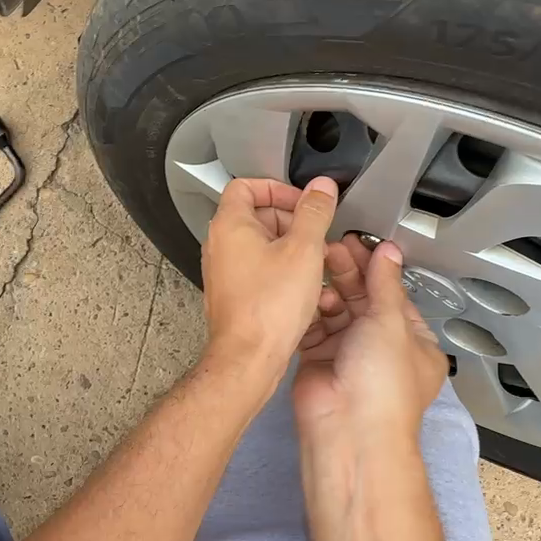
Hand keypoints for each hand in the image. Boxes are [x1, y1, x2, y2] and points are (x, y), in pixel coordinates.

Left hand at [199, 176, 338, 405]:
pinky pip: (257, 266)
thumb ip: (314, 213)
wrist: (249, 355)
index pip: (246, 186)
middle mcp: (219, 243)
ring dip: (289, 245)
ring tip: (313, 261)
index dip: (277, 188)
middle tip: (315, 233)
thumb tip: (321, 188)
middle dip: (289, 219)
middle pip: (255, 213)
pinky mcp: (232, 289)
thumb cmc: (267, 307)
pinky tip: (302, 285)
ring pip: (259, 242)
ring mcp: (223, 267)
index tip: (302, 200)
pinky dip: (280, 267)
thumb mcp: (304, 250)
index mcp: (229, 224)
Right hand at [291, 234, 446, 440]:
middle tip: (329, 247)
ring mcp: (347, 353)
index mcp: (412, 341)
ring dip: (326, 290)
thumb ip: (384, 283)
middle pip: (361, 298)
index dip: (374, 266)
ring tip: (314, 270)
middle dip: (346, 272)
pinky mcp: (316, 358)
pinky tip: (304, 295)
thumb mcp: (391, 322)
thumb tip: (388, 252)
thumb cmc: (382, 383)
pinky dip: (307, 310)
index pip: (392, 292)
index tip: (356, 242)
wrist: (347, 426)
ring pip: (334, 310)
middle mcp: (380, 346)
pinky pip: (311, 326)